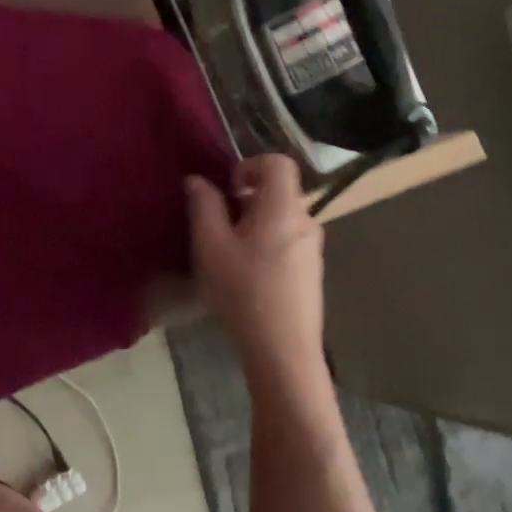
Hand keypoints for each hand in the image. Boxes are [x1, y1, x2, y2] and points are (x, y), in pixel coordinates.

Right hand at [184, 155, 324, 367]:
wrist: (283, 349)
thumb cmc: (242, 291)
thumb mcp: (210, 245)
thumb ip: (203, 205)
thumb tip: (199, 181)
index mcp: (282, 208)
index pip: (278, 162)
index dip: (249, 166)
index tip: (227, 190)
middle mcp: (305, 221)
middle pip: (278, 191)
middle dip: (246, 199)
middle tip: (218, 225)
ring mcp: (312, 248)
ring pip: (281, 217)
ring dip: (253, 223)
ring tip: (228, 252)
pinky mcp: (311, 271)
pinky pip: (287, 239)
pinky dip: (265, 242)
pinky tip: (246, 274)